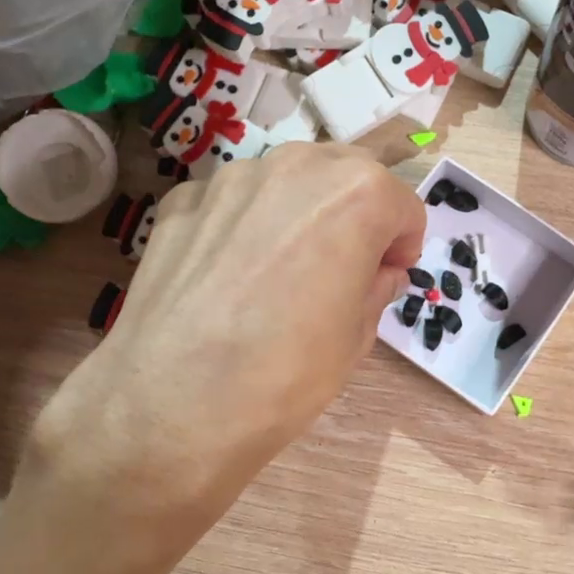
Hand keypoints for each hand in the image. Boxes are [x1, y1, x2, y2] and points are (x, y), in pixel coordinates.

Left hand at [27, 144, 424, 547]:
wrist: (172, 406)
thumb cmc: (286, 374)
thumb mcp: (356, 338)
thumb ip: (375, 287)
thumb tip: (378, 272)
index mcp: (354, 194)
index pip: (401, 204)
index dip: (401, 244)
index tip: (386, 277)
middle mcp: (294, 167)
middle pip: (344, 175)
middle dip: (353, 214)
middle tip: (339, 270)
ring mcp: (229, 179)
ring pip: (284, 182)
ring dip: (296, 213)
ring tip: (276, 274)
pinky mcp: (180, 201)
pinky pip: (230, 204)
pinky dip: (241, 226)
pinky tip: (227, 279)